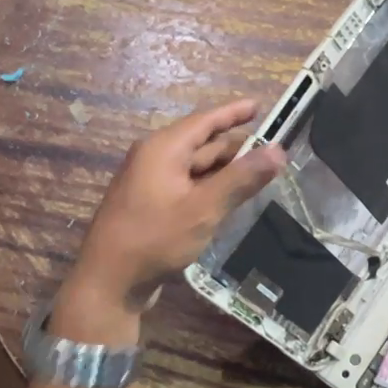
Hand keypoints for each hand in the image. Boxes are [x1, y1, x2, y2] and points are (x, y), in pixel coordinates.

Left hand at [63, 99, 285, 329]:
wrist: (109, 282)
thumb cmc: (155, 238)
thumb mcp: (204, 208)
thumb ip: (241, 178)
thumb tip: (278, 150)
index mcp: (163, 149)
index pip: (205, 121)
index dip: (233, 113)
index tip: (259, 105)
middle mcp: (154, 159)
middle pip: (201, 144)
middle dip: (234, 146)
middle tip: (270, 149)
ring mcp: (149, 184)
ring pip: (195, 168)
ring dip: (224, 170)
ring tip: (257, 173)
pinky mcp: (150, 207)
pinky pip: (186, 187)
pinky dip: (209, 188)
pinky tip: (229, 200)